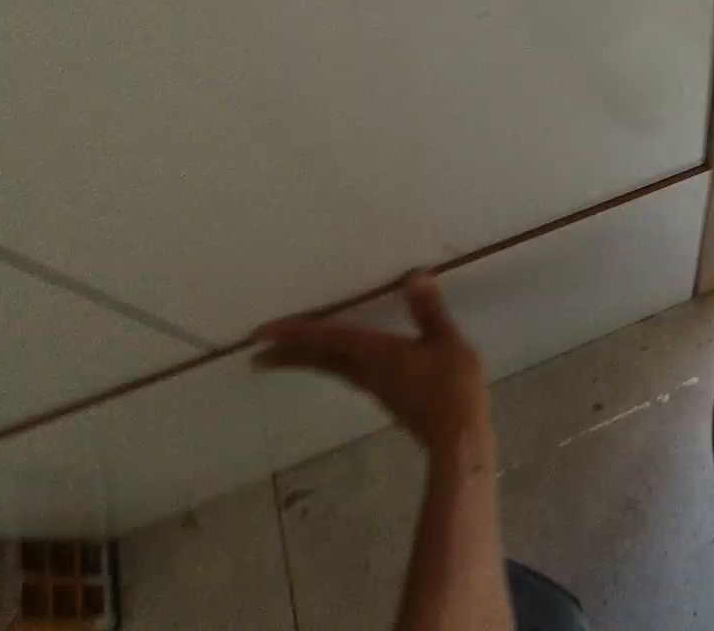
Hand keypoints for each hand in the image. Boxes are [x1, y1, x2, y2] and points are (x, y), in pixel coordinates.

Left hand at [252, 272, 489, 455]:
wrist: (457, 437)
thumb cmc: (451, 387)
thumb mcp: (446, 342)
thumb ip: (428, 311)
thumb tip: (416, 276)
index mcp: (376, 353)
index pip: (327, 338)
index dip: (294, 332)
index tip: (259, 333)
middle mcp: (366, 370)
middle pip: (320, 359)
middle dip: (289, 354)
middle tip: (256, 354)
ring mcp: (375, 385)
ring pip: (331, 368)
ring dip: (306, 360)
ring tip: (285, 357)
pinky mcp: (387, 394)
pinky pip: (347, 373)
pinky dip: (331, 363)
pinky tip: (340, 363)